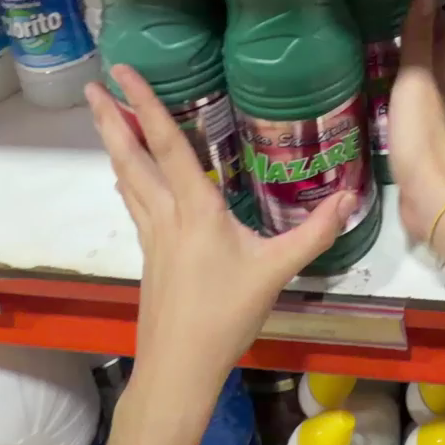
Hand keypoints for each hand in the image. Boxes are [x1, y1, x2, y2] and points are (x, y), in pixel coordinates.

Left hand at [85, 64, 356, 379]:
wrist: (178, 369)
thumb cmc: (225, 316)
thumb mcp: (277, 271)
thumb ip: (315, 232)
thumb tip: (350, 196)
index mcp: (195, 208)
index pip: (168, 145)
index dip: (146, 106)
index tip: (123, 75)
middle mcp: (166, 213)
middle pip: (132, 157)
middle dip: (111, 119)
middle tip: (94, 86)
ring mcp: (152, 234)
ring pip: (127, 178)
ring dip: (114, 143)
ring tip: (104, 115)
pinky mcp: (148, 252)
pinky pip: (133, 201)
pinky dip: (126, 175)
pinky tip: (124, 175)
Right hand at [387, 0, 444, 241]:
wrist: (429, 196)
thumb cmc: (422, 134)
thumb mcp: (415, 80)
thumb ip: (418, 42)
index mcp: (442, 79)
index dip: (439, 19)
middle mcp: (440, 98)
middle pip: (438, 63)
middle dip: (423, 43)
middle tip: (390, 24)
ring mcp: (428, 124)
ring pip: (423, 88)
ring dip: (407, 72)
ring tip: (377, 57)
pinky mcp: (413, 147)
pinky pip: (406, 114)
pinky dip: (395, 101)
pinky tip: (376, 101)